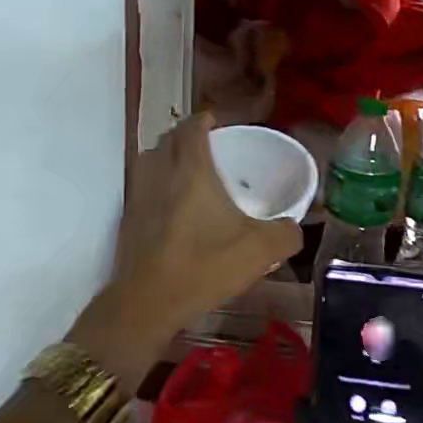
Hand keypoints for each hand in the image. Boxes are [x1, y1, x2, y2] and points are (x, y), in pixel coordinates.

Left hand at [72, 113, 302, 388]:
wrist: (148, 303)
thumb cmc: (204, 266)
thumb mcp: (260, 251)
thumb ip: (286, 234)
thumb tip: (294, 228)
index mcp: (191, 171)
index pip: (192, 127)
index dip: (204, 119)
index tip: (217, 120)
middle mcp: (160, 175)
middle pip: (167, 140)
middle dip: (185, 136)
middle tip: (208, 145)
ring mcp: (138, 197)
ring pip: (149, 162)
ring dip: (167, 157)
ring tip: (189, 172)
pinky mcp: (128, 221)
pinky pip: (142, 187)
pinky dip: (157, 185)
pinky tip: (174, 208)